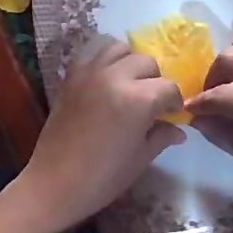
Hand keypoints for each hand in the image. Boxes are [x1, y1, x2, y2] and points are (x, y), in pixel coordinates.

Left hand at [16, 38, 185, 230]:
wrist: (54, 184)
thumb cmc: (103, 177)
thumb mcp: (140, 158)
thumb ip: (161, 136)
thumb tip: (178, 130)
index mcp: (139, 99)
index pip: (168, 88)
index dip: (174, 102)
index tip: (171, 114)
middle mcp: (115, 77)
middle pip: (146, 62)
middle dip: (154, 80)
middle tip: (151, 102)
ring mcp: (90, 73)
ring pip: (119, 48)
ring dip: (129, 62)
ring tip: (129, 84)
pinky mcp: (71, 77)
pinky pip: (92, 54)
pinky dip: (104, 60)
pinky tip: (107, 80)